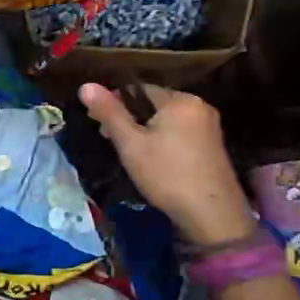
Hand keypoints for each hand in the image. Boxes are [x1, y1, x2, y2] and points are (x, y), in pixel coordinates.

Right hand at [79, 82, 256, 246]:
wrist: (211, 213)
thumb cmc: (166, 174)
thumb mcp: (131, 144)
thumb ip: (110, 113)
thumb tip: (86, 85)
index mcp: (180, 100)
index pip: (139, 90)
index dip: (115, 104)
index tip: (97, 124)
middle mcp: (200, 106)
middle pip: (154, 105)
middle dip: (130, 120)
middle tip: (110, 141)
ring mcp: (209, 127)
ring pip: (166, 121)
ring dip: (145, 132)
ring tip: (129, 154)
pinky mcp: (213, 146)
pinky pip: (180, 134)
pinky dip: (163, 141)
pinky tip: (153, 162)